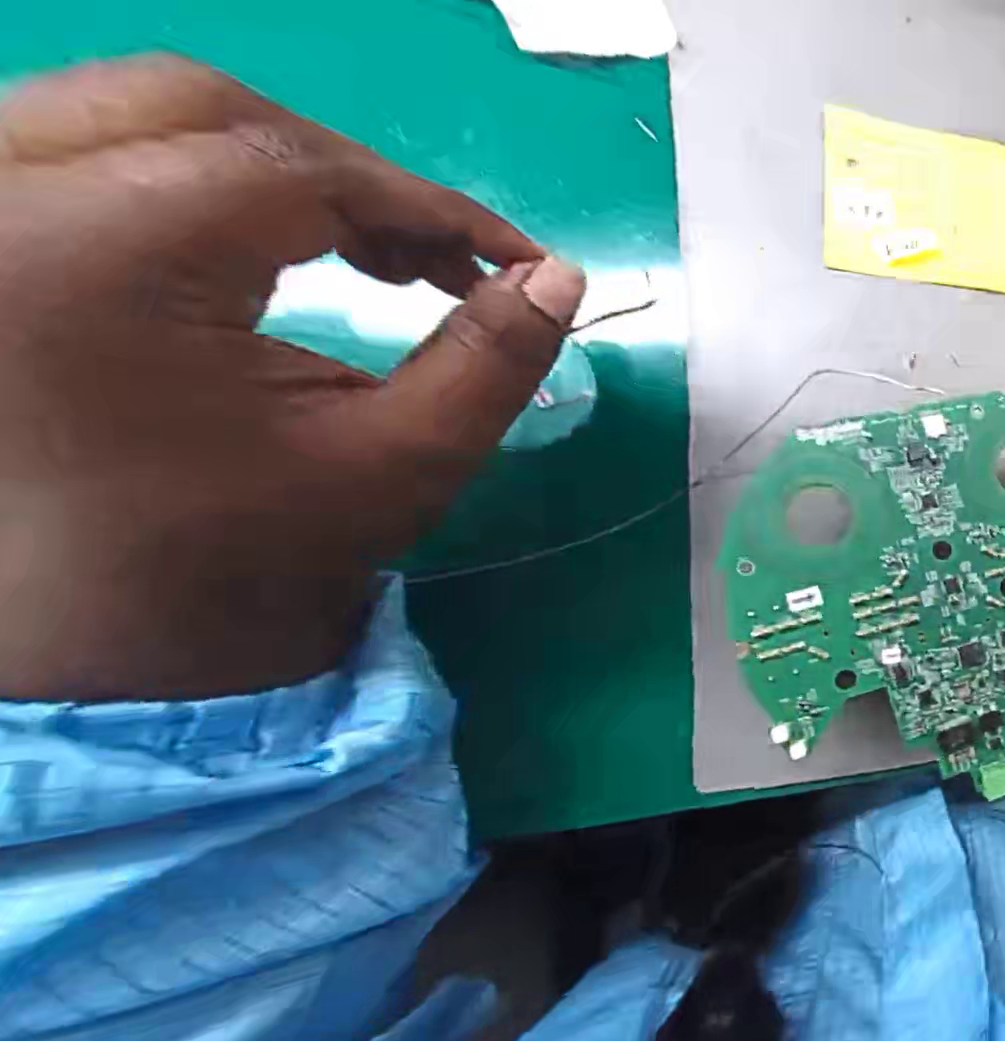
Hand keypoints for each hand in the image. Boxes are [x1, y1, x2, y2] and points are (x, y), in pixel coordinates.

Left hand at [0, 56, 586, 700]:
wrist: (131, 612)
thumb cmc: (277, 543)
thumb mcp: (414, 456)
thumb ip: (494, 360)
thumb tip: (560, 276)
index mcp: (85, 272)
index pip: (290, 170)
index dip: (429, 204)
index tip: (517, 257)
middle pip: (201, 106)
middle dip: (360, 177)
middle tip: (449, 258)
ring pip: (151, 114)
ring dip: (300, 173)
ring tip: (392, 258)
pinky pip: (112, 147)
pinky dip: (236, 183)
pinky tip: (306, 249)